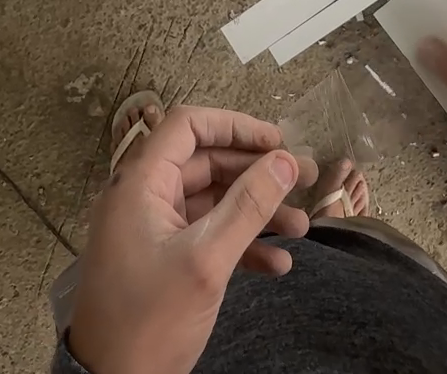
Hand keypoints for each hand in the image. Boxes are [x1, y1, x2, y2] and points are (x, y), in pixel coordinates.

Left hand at [67, 106, 311, 373]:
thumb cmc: (148, 321)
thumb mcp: (206, 259)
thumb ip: (248, 205)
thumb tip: (285, 160)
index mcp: (140, 182)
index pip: (188, 126)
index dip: (235, 126)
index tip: (277, 140)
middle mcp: (144, 196)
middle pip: (206, 162)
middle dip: (257, 170)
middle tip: (305, 177)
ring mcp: (153, 228)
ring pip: (212, 200)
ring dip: (257, 210)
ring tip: (303, 225)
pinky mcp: (163, 258)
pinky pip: (207, 234)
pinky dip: (241, 243)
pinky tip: (277, 263)